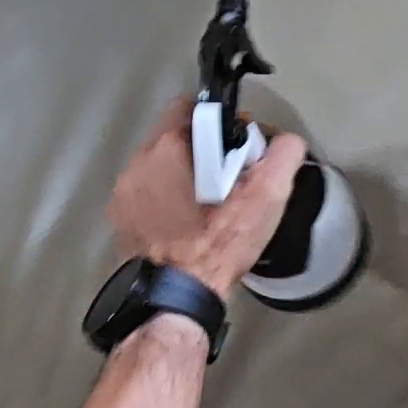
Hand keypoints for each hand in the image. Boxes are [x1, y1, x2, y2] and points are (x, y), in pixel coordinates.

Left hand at [107, 96, 307, 296]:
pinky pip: (148, 192)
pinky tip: (191, 221)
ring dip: (187, 172)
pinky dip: (169, 197)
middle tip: (233, 175)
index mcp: (166, 148)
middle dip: (206, 147)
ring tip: (214, 202)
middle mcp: (137, 164)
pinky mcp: (120, 221)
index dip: (222, 120)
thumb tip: (287, 141)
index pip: (191, 106)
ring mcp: (123, 194)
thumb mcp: (265, 198)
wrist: (175, 301)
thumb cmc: (217, 245)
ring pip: (161, 164)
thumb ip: (282, 157)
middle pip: (175, 135)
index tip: (240, 145)